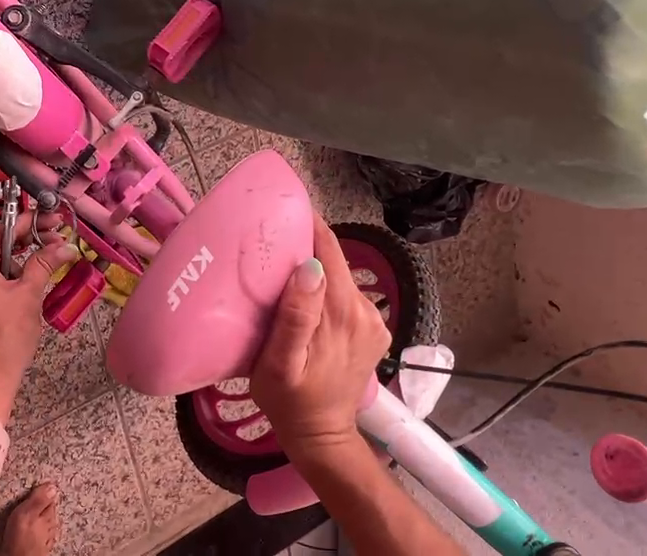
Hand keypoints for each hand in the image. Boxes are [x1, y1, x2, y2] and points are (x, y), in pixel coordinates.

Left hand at [0, 213, 76, 424]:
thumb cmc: (4, 340)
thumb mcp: (29, 295)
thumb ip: (44, 264)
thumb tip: (62, 246)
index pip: (4, 230)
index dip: (31, 222)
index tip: (52, 219)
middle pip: (1, 244)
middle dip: (30, 240)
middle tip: (57, 237)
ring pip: (1, 262)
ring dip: (25, 259)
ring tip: (50, 260)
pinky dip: (15, 276)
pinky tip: (35, 279)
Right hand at [248, 219, 391, 463]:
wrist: (321, 438)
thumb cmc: (288, 400)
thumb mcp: (279, 362)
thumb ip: (295, 316)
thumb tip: (309, 268)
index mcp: (343, 312)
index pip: (329, 249)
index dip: (308, 225)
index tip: (283, 209)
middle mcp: (366, 311)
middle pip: (335, 260)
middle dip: (307, 244)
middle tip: (272, 237)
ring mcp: (374, 322)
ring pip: (341, 276)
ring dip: (316, 267)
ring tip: (283, 265)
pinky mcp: (374, 331)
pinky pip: (347, 295)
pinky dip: (326, 289)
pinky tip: (305, 296)